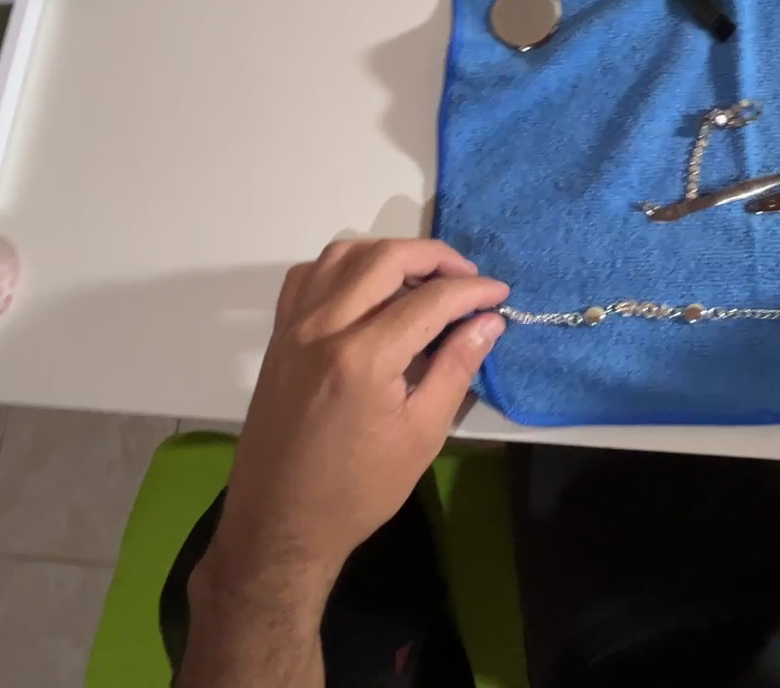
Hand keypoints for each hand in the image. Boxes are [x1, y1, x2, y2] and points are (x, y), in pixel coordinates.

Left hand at [200, 239, 507, 610]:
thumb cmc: (359, 488)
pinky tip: (369, 287)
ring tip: (423, 277)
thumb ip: (458, 366)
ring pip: (344, 253)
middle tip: (467, 277)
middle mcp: (324, 328)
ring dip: (390, 253)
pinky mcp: (279, 335)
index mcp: (364, 358)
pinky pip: (311, 274)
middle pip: (386, 258)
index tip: (500, 295)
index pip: (430, 299)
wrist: (280, 526)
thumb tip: (490, 320)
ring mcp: (294, 327)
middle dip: (436, 256)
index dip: (473, 291)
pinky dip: (346, 265)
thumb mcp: (423, 433)